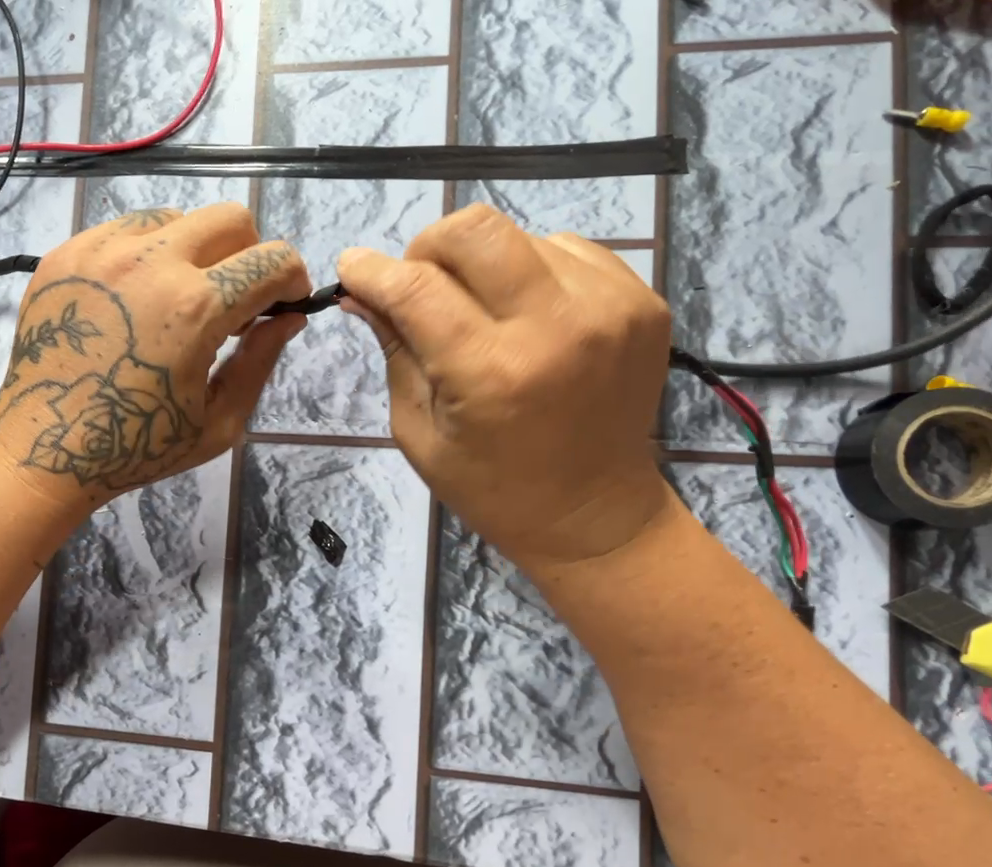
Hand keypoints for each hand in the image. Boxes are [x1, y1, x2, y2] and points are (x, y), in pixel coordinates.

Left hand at [0, 204, 310, 516]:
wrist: (43, 450)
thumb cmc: (134, 449)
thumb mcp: (216, 423)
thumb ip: (259, 362)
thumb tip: (288, 318)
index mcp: (194, 308)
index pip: (271, 259)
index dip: (290, 280)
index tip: (281, 302)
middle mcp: (148, 263)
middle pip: (229, 218)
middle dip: (248, 252)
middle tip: (232, 300)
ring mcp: (99, 252)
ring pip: (172, 218)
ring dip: (191, 250)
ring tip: (175, 300)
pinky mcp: (63, 257)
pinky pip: (121, 231)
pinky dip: (141, 256)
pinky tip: (131, 301)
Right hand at [337, 205, 674, 569]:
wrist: (591, 511)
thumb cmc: (488, 484)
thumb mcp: (418, 429)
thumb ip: (396, 350)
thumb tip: (362, 294)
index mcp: (490, 371)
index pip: (417, 288)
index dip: (372, 270)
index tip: (351, 265)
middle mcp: (556, 325)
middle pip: (476, 230)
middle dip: (428, 248)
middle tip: (416, 285)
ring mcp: (610, 306)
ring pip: (520, 236)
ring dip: (481, 263)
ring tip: (476, 310)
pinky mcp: (641, 301)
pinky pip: (567, 251)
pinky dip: (529, 270)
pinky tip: (523, 313)